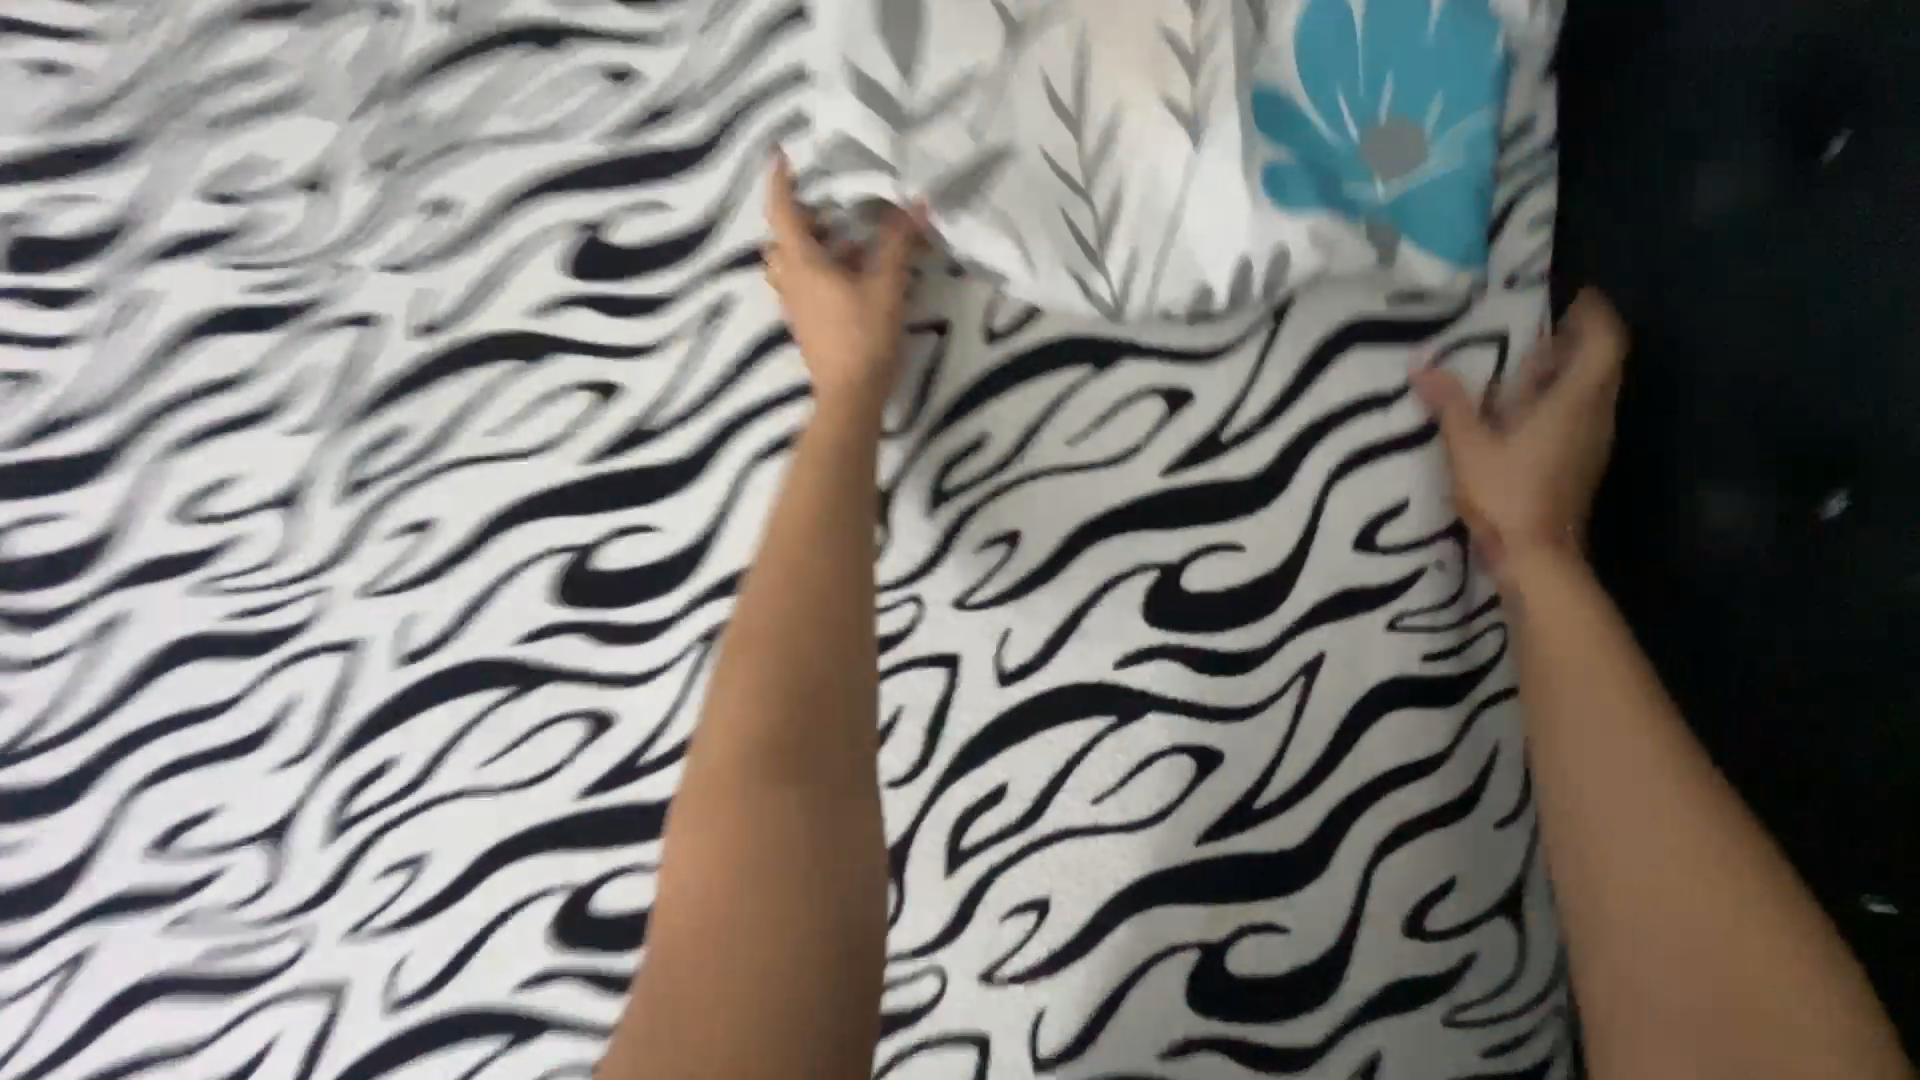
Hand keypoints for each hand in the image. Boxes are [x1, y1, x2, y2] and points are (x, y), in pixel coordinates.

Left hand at [763, 153, 923, 417]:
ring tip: (843, 238)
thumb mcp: (887, 285)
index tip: (781, 154)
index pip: (782, 210)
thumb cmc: (864, 337)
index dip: (780, 179)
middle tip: (825, 203)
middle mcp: (790, 281)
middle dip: (799, 217)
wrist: (850, 396)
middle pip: (782, 239)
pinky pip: (804, 286)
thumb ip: (898, 242)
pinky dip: (820, 270)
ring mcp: (795, 306)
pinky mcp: (807, 325)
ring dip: (810, 246)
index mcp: (802, 263)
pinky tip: (852, 275)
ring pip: (792, 265)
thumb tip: (915, 203)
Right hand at [1411, 288, 1629, 582]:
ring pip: (1590, 389)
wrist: (1537, 556)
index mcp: (1576, 401)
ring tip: (1518, 362)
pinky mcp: (1580, 460)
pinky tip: (1517, 409)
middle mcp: (1595, 414)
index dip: (1592, 313)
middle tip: (1531, 326)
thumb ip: (1450, 404)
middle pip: (1600, 362)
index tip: (1565, 296)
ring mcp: (1592, 440)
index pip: (1604, 340)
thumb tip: (1422, 365)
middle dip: (1573, 338)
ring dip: (1564, 370)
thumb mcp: (1468, 447)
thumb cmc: (1507, 495)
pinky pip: (1578, 413)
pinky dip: (1557, 398)